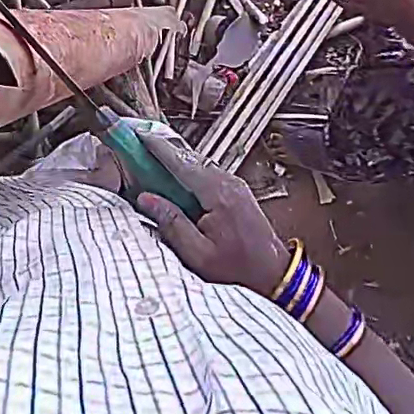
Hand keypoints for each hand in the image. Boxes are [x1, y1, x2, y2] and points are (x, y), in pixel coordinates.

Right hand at [131, 132, 288, 293]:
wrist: (278, 279)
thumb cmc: (240, 271)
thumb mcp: (198, 254)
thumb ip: (171, 223)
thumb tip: (145, 199)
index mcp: (219, 194)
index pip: (180, 162)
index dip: (156, 146)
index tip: (137, 134)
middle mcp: (228, 183)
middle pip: (187, 157)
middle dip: (160, 149)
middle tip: (135, 145)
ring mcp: (234, 185)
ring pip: (195, 163)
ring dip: (172, 160)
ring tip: (147, 160)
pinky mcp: (234, 191)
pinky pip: (203, 173)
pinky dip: (184, 170)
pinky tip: (171, 177)